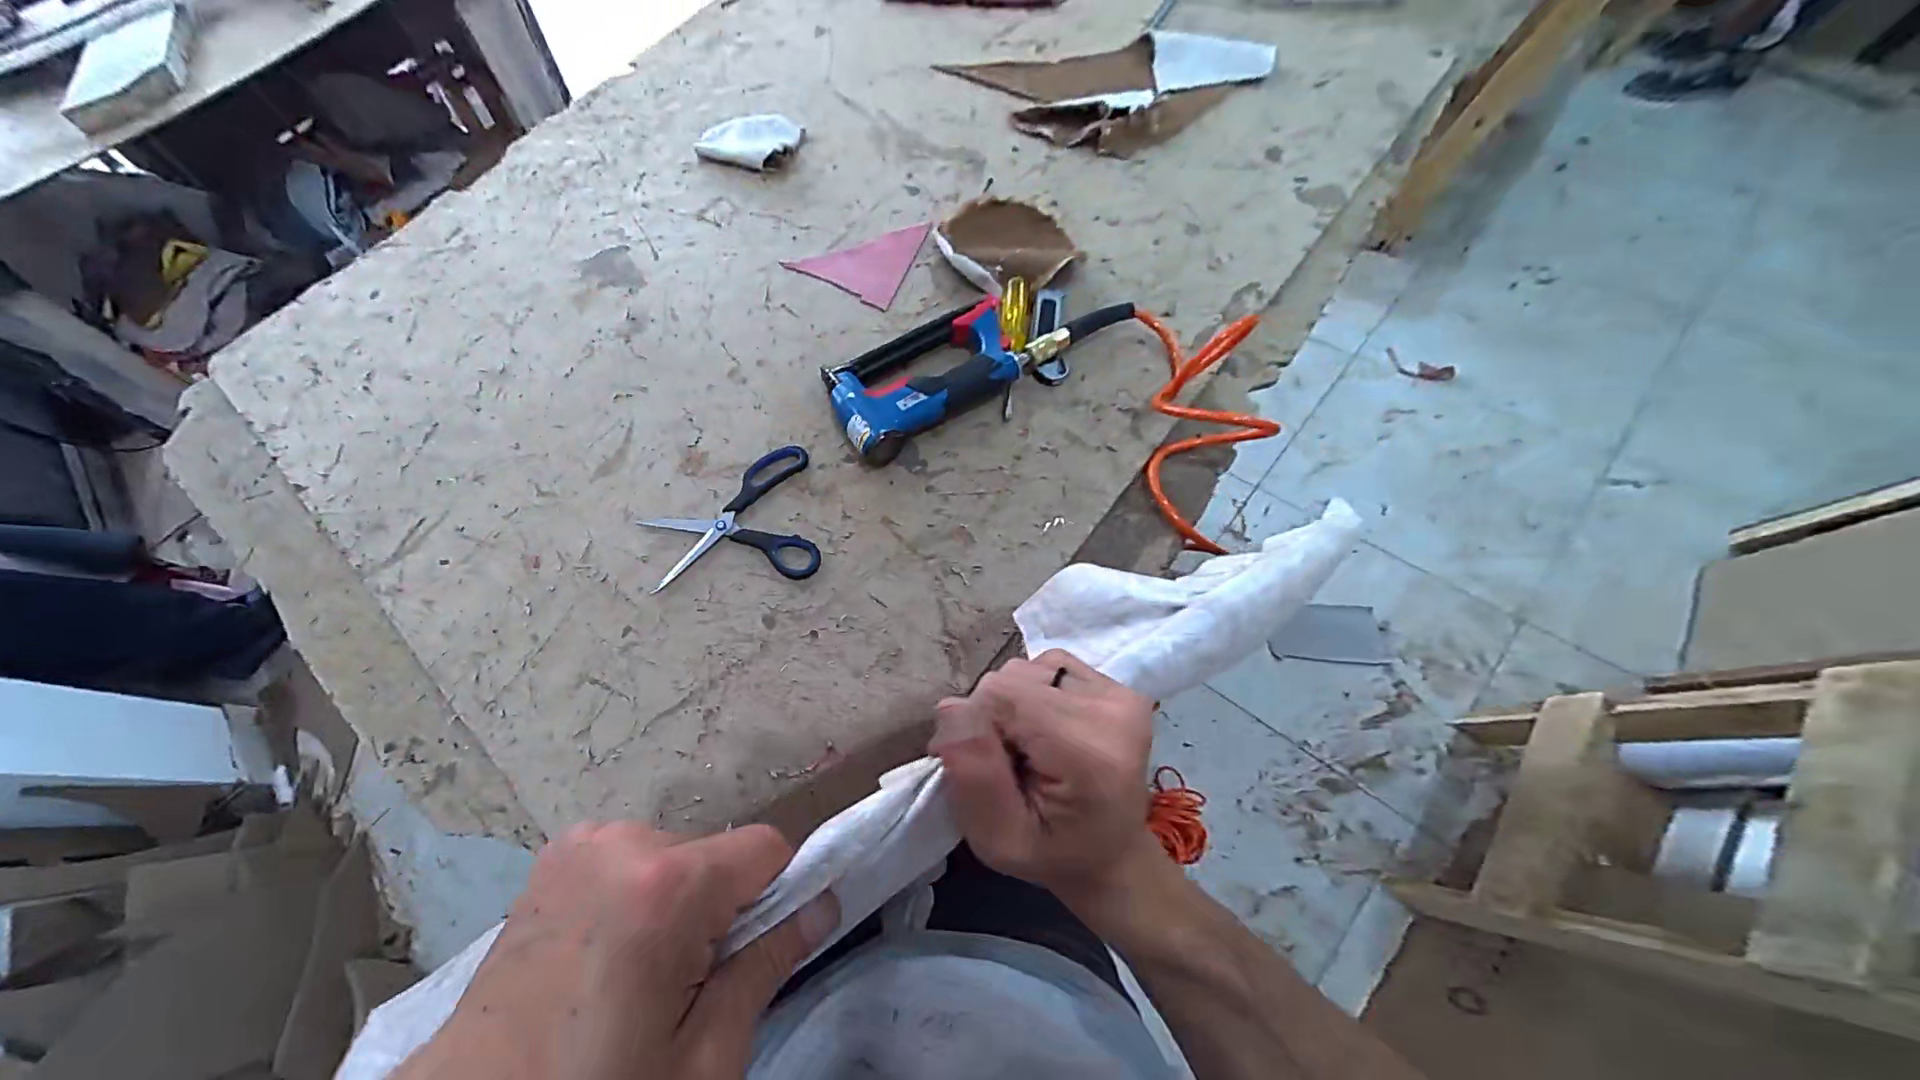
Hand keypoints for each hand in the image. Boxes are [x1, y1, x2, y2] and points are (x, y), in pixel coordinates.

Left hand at [395, 822, 836, 1079]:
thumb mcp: (702, 1059)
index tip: (769, 944)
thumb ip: (768, 965)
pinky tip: (608, 955)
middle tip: (692, 983)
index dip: (784, 892)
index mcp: (665, 884)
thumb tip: (823, 906)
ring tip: (641, 976)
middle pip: (718, 855)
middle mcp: (622, 842)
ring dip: (682, 902)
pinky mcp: (552, 860)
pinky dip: (640, 894)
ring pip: (678, 857)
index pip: (768, 847)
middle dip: (724, 906)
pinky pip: (632, 860)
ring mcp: (580, 845)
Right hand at [930, 648, 1157, 909]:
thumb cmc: (1053, 854)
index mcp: (1089, 752)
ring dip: (1012, 704)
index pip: (1001, 695)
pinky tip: (1044, 727)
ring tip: (1027, 747)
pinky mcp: (1117, 684)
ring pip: (1027, 668)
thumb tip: (950, 708)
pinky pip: (1048, 665)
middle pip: (1012, 677)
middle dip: (992, 715)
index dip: (974, 725)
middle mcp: (1112, 710)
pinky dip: (1033, 692)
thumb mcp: (999, 840)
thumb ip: (973, 776)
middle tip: (1007, 763)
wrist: (1112, 853)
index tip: (981, 766)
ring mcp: (1119, 692)